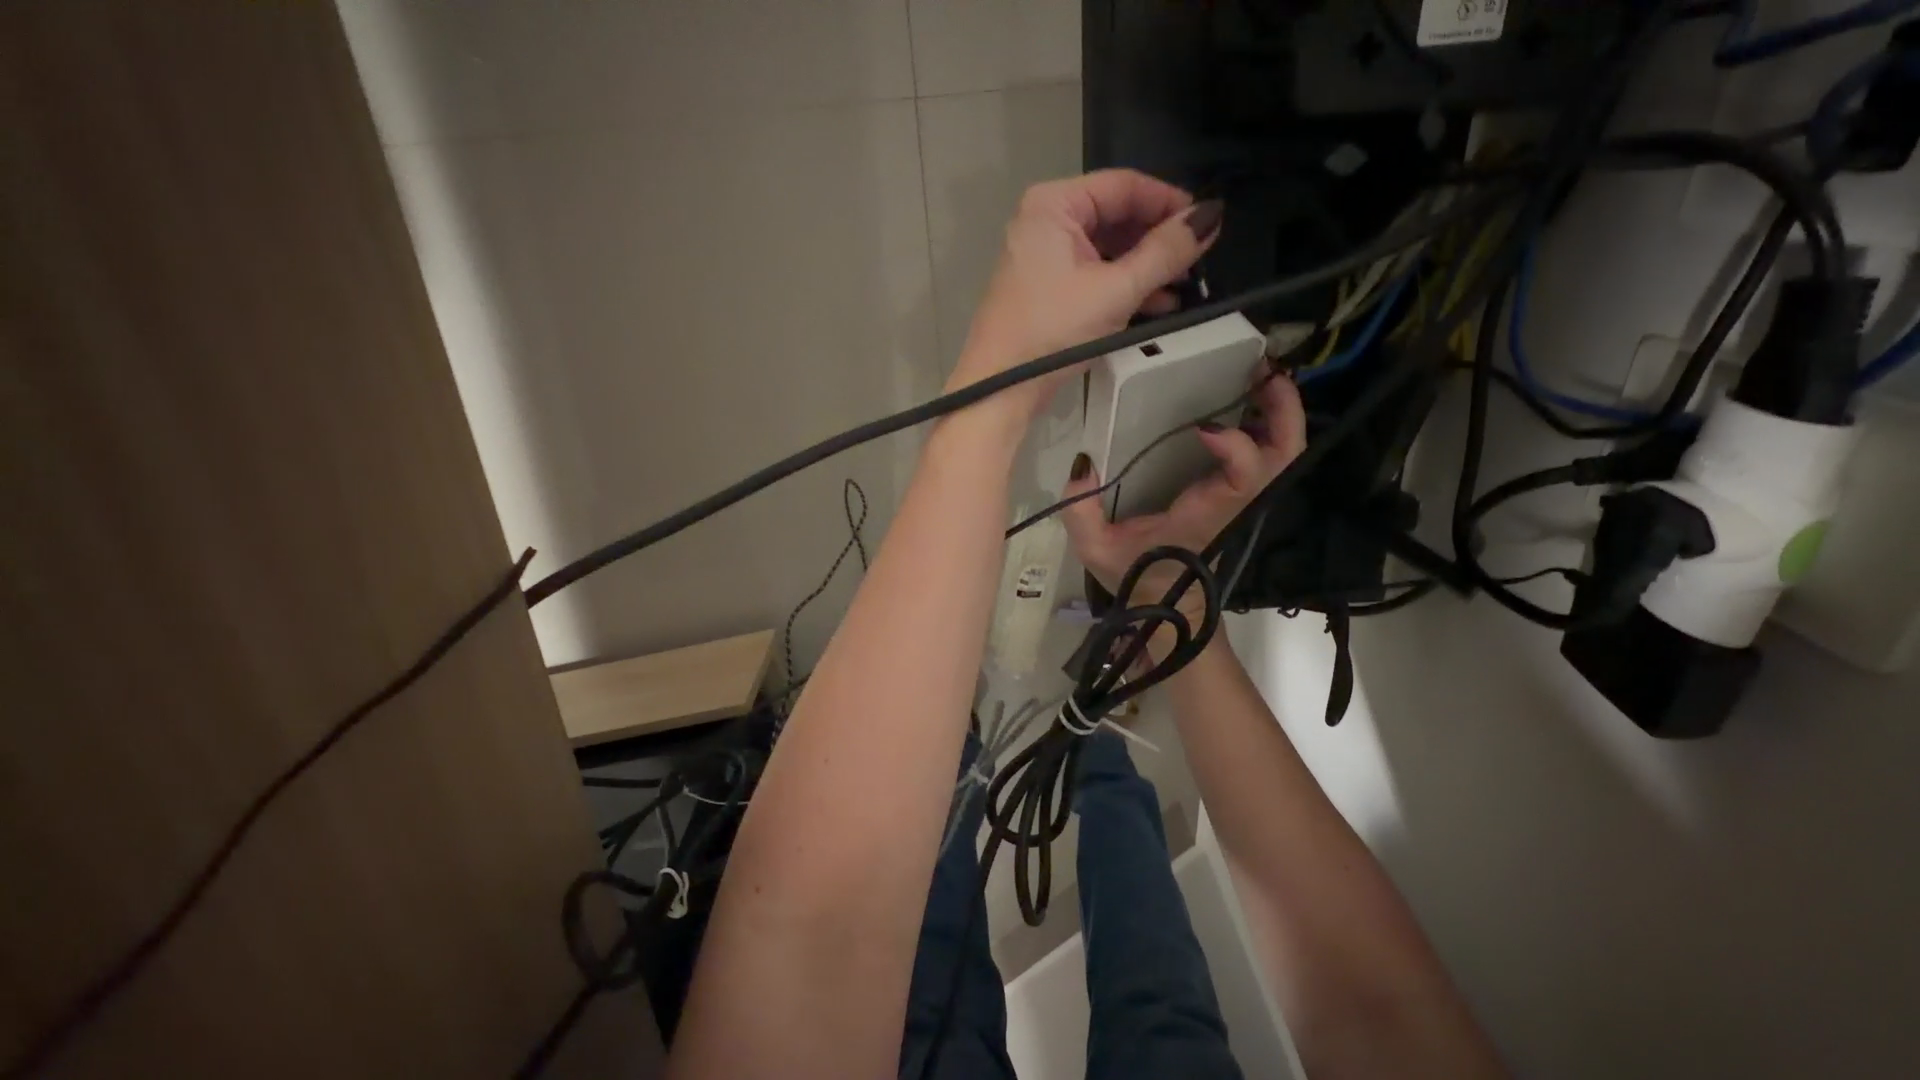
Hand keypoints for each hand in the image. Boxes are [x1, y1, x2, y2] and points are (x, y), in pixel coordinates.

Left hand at [947, 169, 1222, 418]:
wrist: (1000, 388)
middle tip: (1199, 262)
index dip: (1170, 202)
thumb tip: (1212, 217)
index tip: (1208, 225)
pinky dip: (1125, 285)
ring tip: (1185, 289)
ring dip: (1147, 267)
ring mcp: (1044, 253)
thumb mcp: (1117, 289)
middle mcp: (1046, 219)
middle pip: (1118, 215)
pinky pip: (1095, 271)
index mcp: (1054, 203)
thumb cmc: (1054, 330)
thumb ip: (1166, 252)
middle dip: (1159, 239)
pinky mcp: (1048, 285)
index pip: (1125, 185)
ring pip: (1109, 247)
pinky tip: (1158, 306)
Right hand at [1060, 373, 1305, 651]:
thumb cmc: (1137, 576)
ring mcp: (1242, 496)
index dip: (1237, 444)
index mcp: (1210, 513)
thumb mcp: (1097, 550)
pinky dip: (1270, 423)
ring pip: (1284, 452)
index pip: (1245, 475)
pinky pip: (1269, 455)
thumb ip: (1081, 511)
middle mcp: (1236, 501)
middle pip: (1284, 453)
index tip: (1204, 426)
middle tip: (1264, 370)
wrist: (1168, 607)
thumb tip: (1082, 465)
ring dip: (1282, 411)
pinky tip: (1249, 397)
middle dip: (1284, 410)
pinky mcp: (1238, 493)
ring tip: (1261, 374)